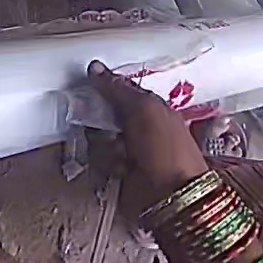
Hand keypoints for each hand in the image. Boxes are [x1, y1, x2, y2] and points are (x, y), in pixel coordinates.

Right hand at [89, 60, 208, 218]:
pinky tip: (124, 170)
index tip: (89, 83)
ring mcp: (128, 149)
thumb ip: (118, 89)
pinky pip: (100, 161)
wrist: (173, 196)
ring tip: (124, 156)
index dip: (105, 87)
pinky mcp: (119, 172)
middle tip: (111, 127)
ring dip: (108, 147)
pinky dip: (110, 165)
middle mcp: (138, 125)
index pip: (119, 90)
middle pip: (103, 113)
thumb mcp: (143, 109)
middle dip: (101, 120)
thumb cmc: (163, 145)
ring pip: (98, 138)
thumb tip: (94, 66)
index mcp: (150, 106)